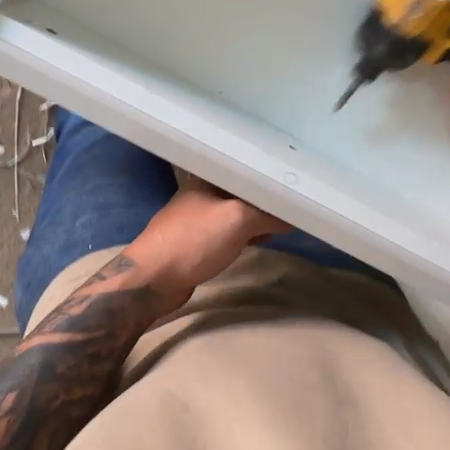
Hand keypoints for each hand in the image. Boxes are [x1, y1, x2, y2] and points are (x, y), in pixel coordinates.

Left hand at [123, 178, 286, 297]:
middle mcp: (201, 194)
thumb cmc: (194, 240)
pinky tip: (255, 242)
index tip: (295, 189)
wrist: (154, 278)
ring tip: (278, 228)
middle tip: (291, 212)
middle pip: (242, 193)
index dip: (270, 180)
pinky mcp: (195, 241)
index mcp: (208, 179)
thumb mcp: (238, 220)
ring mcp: (196, 218)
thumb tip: (294, 217)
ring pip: (235, 214)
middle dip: (265, 202)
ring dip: (255, 220)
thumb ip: (268, 215)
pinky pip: (227, 233)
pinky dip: (243, 235)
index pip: (246, 172)